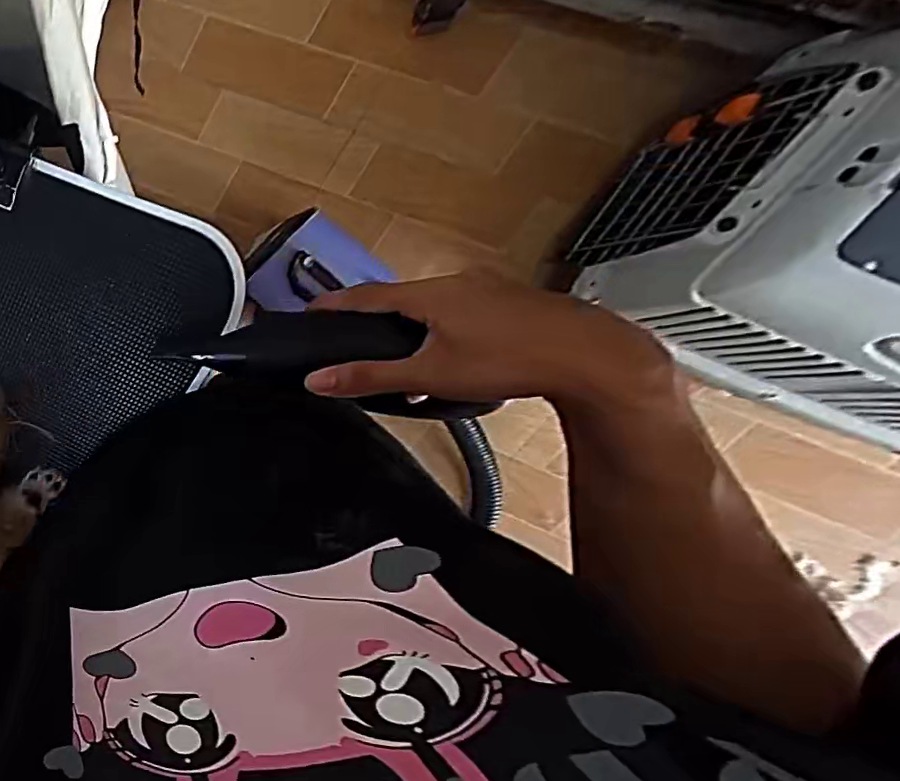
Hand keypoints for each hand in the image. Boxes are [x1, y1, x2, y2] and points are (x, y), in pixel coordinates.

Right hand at [304, 270, 676, 413]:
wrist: (587, 357)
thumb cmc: (513, 357)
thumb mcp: (427, 374)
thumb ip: (370, 377)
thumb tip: (321, 378)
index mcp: (432, 294)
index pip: (367, 295)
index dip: (335, 304)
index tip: (313, 310)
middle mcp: (459, 283)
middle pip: (400, 300)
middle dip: (375, 322)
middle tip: (358, 342)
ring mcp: (488, 291)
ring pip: (434, 309)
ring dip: (413, 333)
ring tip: (407, 367)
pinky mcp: (509, 306)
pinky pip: (462, 315)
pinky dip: (443, 335)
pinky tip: (451, 364)